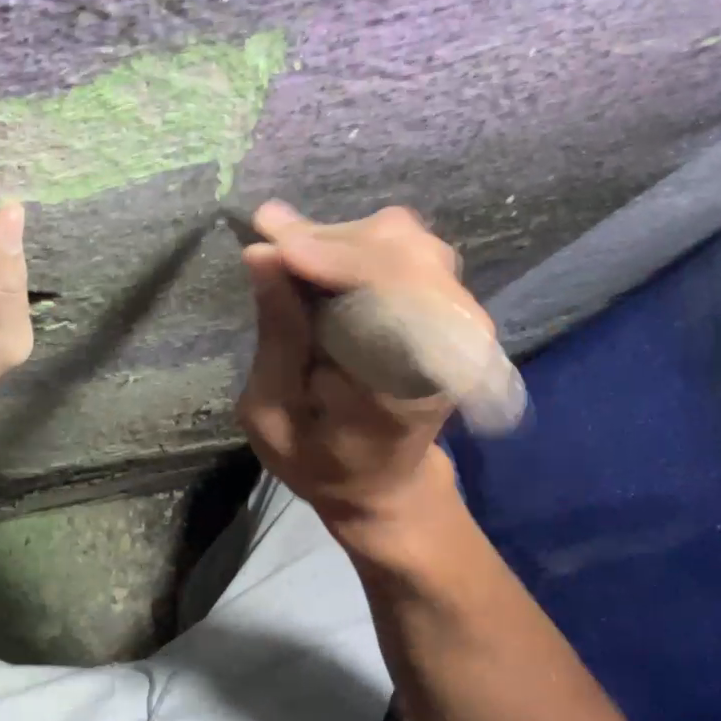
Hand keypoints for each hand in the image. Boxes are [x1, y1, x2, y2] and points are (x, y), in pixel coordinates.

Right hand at [236, 201, 491, 518]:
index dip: (326, 256)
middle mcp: (450, 340)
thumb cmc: (318, 461)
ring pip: (406, 240)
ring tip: (289, 255)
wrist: (382, 482)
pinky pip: (409, 251)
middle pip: (397, 250)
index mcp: (407, 381)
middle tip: (267, 240)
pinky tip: (319, 264)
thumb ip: (276, 338)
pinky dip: (358, 248)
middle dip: (325, 240)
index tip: (266, 238)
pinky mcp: (450, 306)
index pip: (382, 289)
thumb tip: (261, 256)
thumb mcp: (272, 416)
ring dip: (342, 240)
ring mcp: (459, 319)